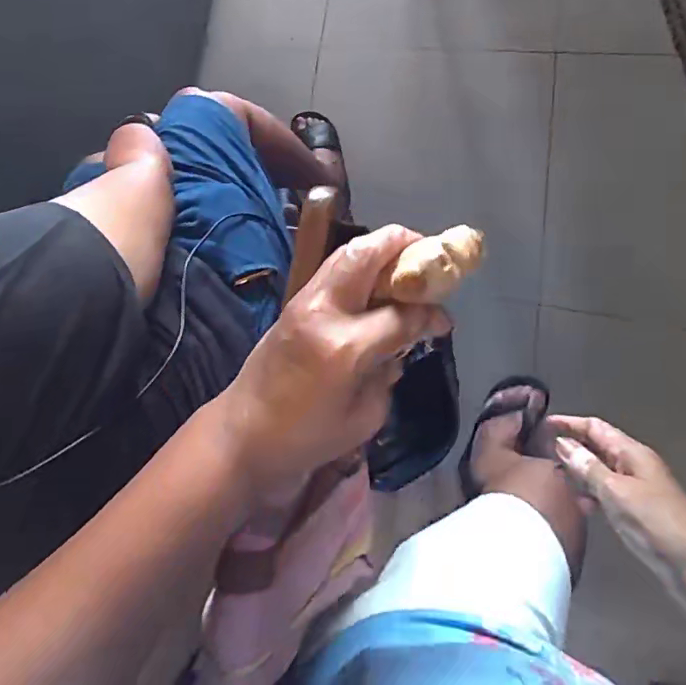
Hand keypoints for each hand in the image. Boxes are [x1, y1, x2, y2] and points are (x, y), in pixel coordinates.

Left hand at [214, 225, 452, 499]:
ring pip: (347, 251)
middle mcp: (324, 311)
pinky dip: (360, 263)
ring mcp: (304, 300)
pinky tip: (375, 282)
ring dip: (381, 248)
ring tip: (406, 263)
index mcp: (345, 347)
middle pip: (369, 254)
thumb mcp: (364, 418)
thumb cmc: (307, 438)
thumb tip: (405, 341)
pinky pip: (333, 267)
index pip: (400, 313)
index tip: (443, 319)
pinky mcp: (293, 301)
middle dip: (404, 246)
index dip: (428, 313)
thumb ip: (390, 372)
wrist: (242, 434)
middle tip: (429, 258)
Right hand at [550, 415, 685, 577]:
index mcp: (632, 452)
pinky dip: (592, 493)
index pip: (595, 427)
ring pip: (601, 470)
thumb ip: (588, 467)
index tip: (545, 424)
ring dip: (580, 472)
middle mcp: (635, 465)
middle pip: (598, 446)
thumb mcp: (615, 492)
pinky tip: (582, 505)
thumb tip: (563, 443)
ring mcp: (638, 488)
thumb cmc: (655, 523)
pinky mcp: (638, 511)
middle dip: (573, 446)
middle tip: (544, 451)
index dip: (570, 423)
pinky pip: (608, 492)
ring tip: (557, 478)